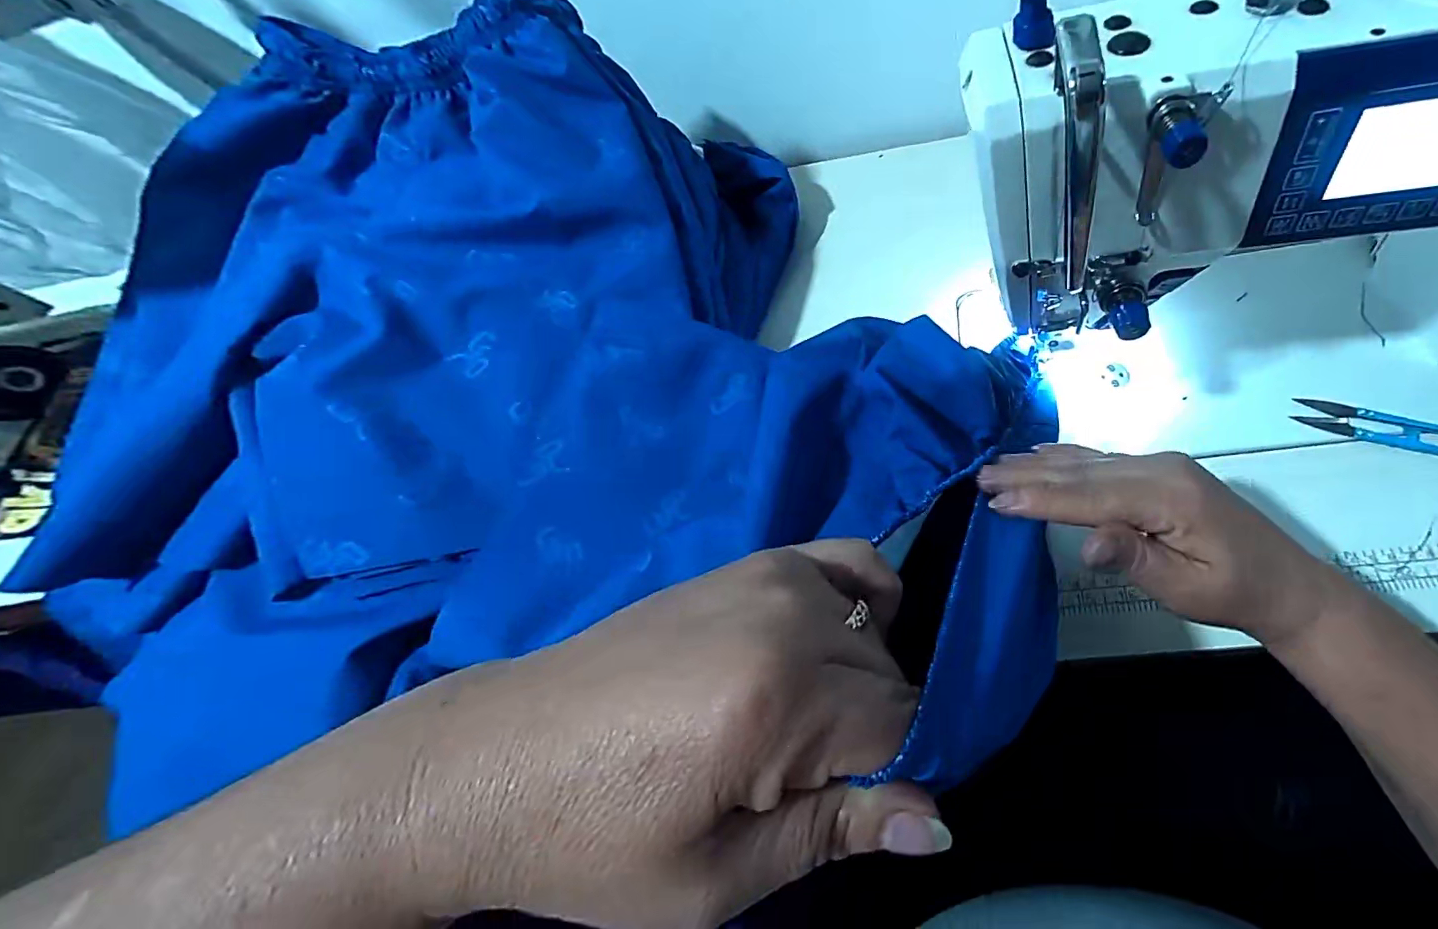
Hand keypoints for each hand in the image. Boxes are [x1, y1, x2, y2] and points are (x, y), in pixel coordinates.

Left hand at [324, 541, 947, 927]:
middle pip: (890, 676)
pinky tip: (839, 635)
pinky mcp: (754, 560)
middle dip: (871, 735)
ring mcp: (770, 575)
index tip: (842, 809)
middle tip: (804, 780)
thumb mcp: (713, 878)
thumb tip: (939, 824)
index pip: (900, 726)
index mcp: (775, 699)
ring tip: (803, 720)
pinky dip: (867, 598)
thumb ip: (833, 835)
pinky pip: (849, 561)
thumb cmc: (595, 839)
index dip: (887, 779)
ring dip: (861, 680)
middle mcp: (786, 617)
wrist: (499, 753)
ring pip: (876, 631)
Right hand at [978, 445, 1345, 644]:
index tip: (995, 498)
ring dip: (1041, 463)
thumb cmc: (1234, 592)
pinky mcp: (1158, 470)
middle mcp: (1158, 467)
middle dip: (1028, 474)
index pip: (1089, 495)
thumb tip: (1085, 542)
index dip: (1039, 498)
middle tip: (981, 475)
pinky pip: (1103, 460)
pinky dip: (1068, 458)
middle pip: (1082, 471)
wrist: (1286, 583)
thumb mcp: (1184, 587)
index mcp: (1166, 495)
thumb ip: (1133, 556)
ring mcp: (1159, 464)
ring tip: (999, 463)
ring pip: (1088, 461)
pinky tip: (1044, 453)